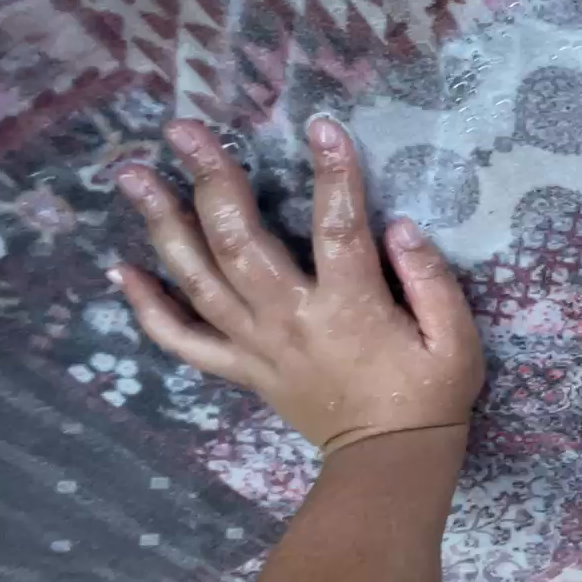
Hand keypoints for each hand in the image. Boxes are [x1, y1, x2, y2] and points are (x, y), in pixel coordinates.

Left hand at [109, 116, 485, 453]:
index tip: (322, 127)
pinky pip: (182, 338)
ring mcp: (257, 344)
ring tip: (131, 175)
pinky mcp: (243, 368)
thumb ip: (432, 282)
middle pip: (240, 240)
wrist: (393, 455)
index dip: (333, 174)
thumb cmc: (433, 391)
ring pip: (197, 277)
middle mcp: (291, 318)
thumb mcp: (458, 338)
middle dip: (211, 179)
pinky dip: (148, 305)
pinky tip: (124, 270)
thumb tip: (401, 228)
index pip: (339, 227)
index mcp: (350, 307)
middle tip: (184, 131)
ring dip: (162, 223)